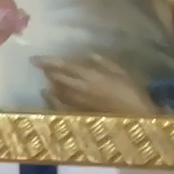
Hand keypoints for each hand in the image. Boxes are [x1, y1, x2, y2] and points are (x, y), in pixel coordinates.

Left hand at [35, 53, 160, 114]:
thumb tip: (87, 55)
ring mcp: (80, 104)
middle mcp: (81, 89)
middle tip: (42, 68)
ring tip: (47, 82)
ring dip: (51, 87)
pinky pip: (63, 108)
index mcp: (91, 75)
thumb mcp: (120, 71)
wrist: (139, 118)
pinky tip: (50, 98)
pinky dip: (54, 102)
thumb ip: (102, 62)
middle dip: (48, 73)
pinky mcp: (83, 116)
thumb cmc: (132, 91)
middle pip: (58, 80)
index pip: (64, 66)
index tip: (34, 59)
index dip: (48, 62)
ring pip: (59, 94)